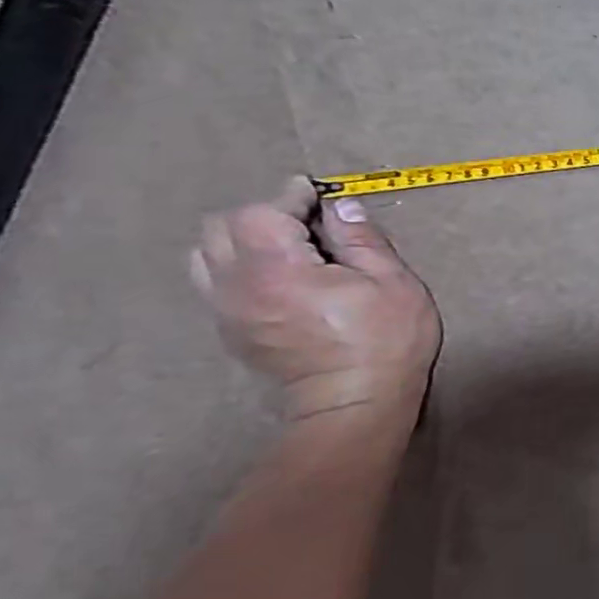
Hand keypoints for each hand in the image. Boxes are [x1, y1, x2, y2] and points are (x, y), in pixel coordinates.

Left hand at [190, 177, 440, 423]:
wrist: (357, 404)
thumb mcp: (392, 280)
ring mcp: (229, 312)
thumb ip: (361, 238)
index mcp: (280, 272)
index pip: (262, 213)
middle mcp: (239, 288)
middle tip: (306, 221)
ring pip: (206, 254)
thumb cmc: (386, 339)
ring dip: (244, 238)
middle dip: (263, 213)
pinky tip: (282, 273)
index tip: (318, 194)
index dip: (291, 196)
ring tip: (288, 245)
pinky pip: (216, 280)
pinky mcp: (231, 330)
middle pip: (221, 228)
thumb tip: (341, 207)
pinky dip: (240, 263)